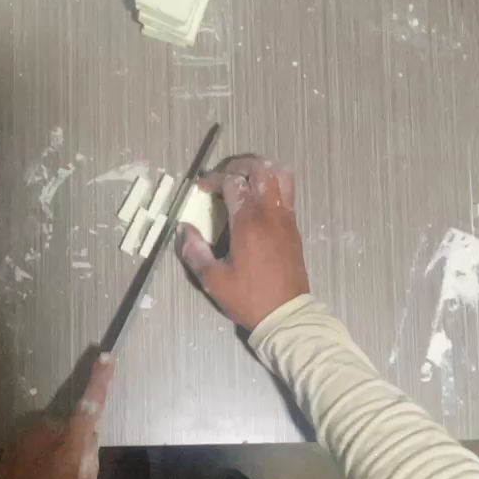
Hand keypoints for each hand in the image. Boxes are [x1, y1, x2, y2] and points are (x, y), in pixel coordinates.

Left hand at [0, 354, 115, 478]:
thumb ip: (87, 465)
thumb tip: (89, 439)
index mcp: (63, 454)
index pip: (87, 411)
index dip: (98, 384)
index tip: (104, 358)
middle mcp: (36, 444)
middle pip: (60, 425)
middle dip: (68, 439)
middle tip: (73, 474)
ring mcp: (13, 452)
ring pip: (40, 438)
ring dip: (48, 451)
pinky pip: (23, 452)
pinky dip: (32, 463)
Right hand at [177, 156, 310, 330]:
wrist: (286, 314)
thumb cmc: (248, 298)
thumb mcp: (213, 280)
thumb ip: (194, 251)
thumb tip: (183, 230)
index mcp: (249, 222)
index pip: (233, 182)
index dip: (214, 179)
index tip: (200, 189)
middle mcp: (270, 213)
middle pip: (261, 168)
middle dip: (238, 164)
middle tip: (222, 175)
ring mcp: (286, 218)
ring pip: (281, 175)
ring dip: (261, 170)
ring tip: (243, 179)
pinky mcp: (294, 227)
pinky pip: (287, 192)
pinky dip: (272, 184)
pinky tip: (256, 199)